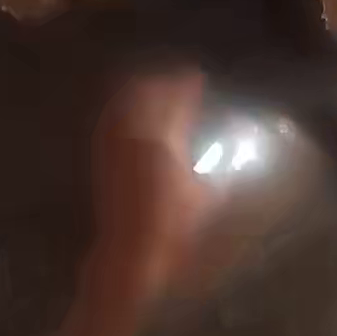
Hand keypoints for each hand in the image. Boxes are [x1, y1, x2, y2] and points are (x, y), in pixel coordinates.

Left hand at [82, 68, 209, 327]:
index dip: (185, 84)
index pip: (175, 101)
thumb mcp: (206, 201)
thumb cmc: (173, 235)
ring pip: (125, 105)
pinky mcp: (103, 161)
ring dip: (141, 92)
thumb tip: (233, 152)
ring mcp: (115, 149)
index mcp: (164, 145)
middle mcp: (136, 140)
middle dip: (162, 83)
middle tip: (178, 81)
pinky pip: (112, 122)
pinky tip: (133, 114)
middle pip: (145, 94)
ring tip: (156, 90)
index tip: (197, 76)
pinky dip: (124, 109)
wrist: (127, 260)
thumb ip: (220, 172)